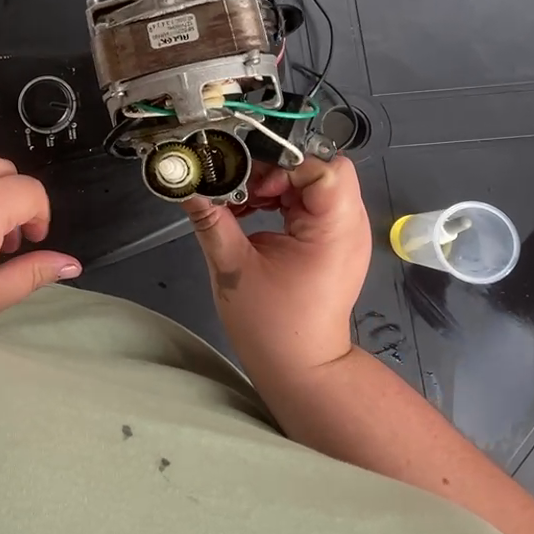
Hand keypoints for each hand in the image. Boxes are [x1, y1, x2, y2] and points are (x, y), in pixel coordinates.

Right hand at [181, 156, 370, 379]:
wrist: (300, 367)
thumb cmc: (270, 323)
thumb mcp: (233, 267)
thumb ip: (211, 220)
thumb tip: (186, 186)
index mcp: (333, 231)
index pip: (323, 169)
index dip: (285, 167)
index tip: (251, 186)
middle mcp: (348, 226)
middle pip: (320, 171)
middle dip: (276, 173)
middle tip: (241, 192)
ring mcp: (342, 234)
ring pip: (312, 184)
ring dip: (275, 186)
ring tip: (242, 204)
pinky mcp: (331, 242)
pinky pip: (309, 203)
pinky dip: (280, 201)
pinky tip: (251, 215)